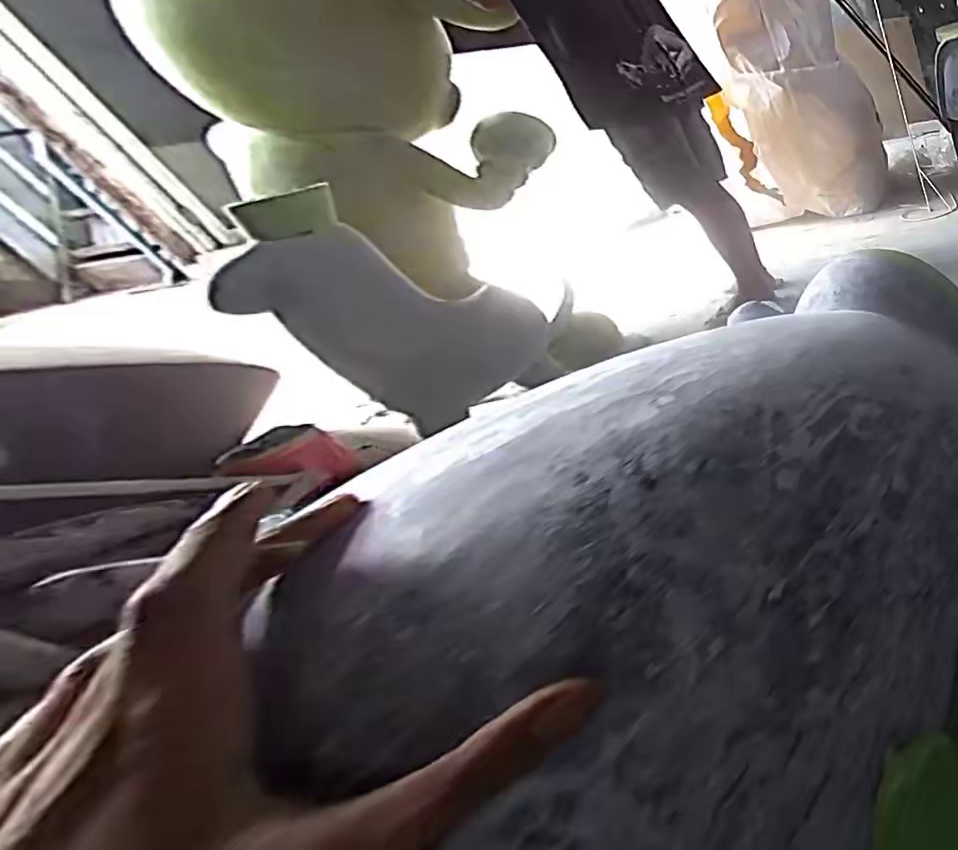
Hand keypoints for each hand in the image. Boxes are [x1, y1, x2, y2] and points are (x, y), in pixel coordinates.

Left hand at [0, 484, 599, 849]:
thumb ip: (465, 775)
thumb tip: (581, 696)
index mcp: (170, 720)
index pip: (191, 588)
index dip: (234, 528)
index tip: (279, 488)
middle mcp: (86, 739)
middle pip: (154, 616)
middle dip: (233, 562)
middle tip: (304, 542)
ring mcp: (24, 789)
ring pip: (97, 668)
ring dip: (173, 618)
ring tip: (235, 605)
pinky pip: (55, 723)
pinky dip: (113, 685)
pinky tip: (134, 714)